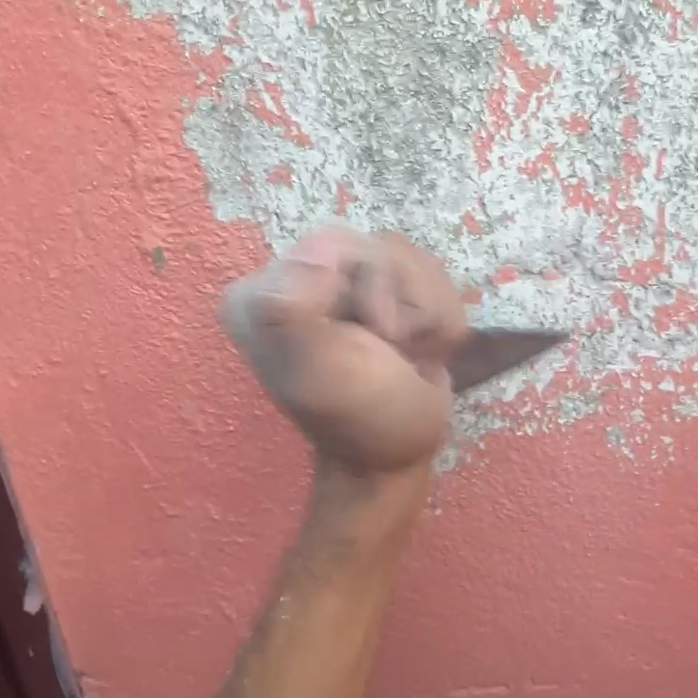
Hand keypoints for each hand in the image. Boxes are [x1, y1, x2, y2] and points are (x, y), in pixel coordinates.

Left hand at [222, 225, 467, 476]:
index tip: (363, 339)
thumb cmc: (361, 418)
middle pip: (375, 246)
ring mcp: (340, 280)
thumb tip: (315, 249)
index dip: (366, 288)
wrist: (400, 452)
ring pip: (408, 258)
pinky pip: (429, 272)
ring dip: (423, 314)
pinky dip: (436, 316)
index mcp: (261, 293)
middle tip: (391, 351)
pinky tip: (420, 348)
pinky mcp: (380, 288)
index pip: (333, 244)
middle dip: (402, 302)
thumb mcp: (320, 371)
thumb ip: (294, 308)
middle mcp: (295, 277)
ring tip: (407, 354)